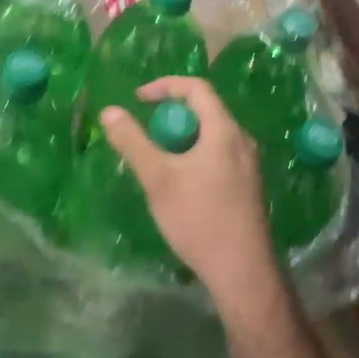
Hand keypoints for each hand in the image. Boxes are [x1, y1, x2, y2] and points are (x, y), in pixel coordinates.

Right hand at [100, 77, 280, 303]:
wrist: (243, 272)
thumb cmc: (200, 219)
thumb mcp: (158, 178)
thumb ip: (133, 142)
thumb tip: (110, 111)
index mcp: (225, 130)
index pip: (197, 88)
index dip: (165, 85)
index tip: (138, 98)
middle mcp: (242, 140)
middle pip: (205, 110)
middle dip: (172, 115)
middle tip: (147, 133)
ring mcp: (249, 165)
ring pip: (211, 136)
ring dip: (183, 138)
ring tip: (159, 161)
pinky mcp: (248, 187)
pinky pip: (219, 155)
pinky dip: (196, 155)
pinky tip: (181, 185)